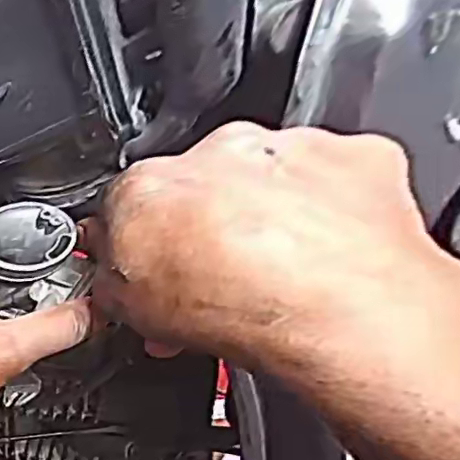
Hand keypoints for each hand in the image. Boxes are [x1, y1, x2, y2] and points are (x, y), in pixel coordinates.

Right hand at [89, 122, 459, 376]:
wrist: (340, 309)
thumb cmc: (235, 306)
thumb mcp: (128, 308)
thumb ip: (107, 275)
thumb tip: (109, 269)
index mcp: (143, 185)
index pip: (119, 207)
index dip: (127, 244)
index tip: (138, 269)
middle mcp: (211, 153)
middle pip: (186, 189)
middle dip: (188, 229)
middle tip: (195, 280)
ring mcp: (282, 149)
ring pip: (252, 180)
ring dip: (247, 218)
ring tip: (255, 277)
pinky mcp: (351, 155)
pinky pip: (320, 179)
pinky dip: (312, 211)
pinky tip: (306, 256)